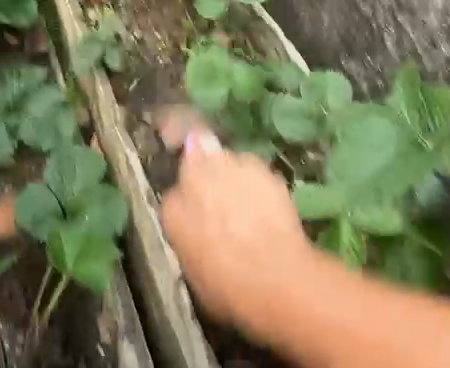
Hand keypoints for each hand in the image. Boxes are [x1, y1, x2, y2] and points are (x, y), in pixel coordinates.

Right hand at [159, 134, 317, 330]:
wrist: (277, 278)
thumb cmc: (231, 289)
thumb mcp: (197, 273)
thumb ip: (188, 237)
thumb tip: (189, 222)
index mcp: (172, 212)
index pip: (173, 198)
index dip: (188, 206)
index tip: (200, 219)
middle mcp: (192, 180)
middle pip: (193, 163)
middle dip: (204, 173)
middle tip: (220, 200)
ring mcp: (225, 166)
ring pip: (222, 159)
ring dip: (229, 172)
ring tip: (245, 199)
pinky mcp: (256, 164)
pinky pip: (250, 166)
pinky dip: (254, 178)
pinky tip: (266, 201)